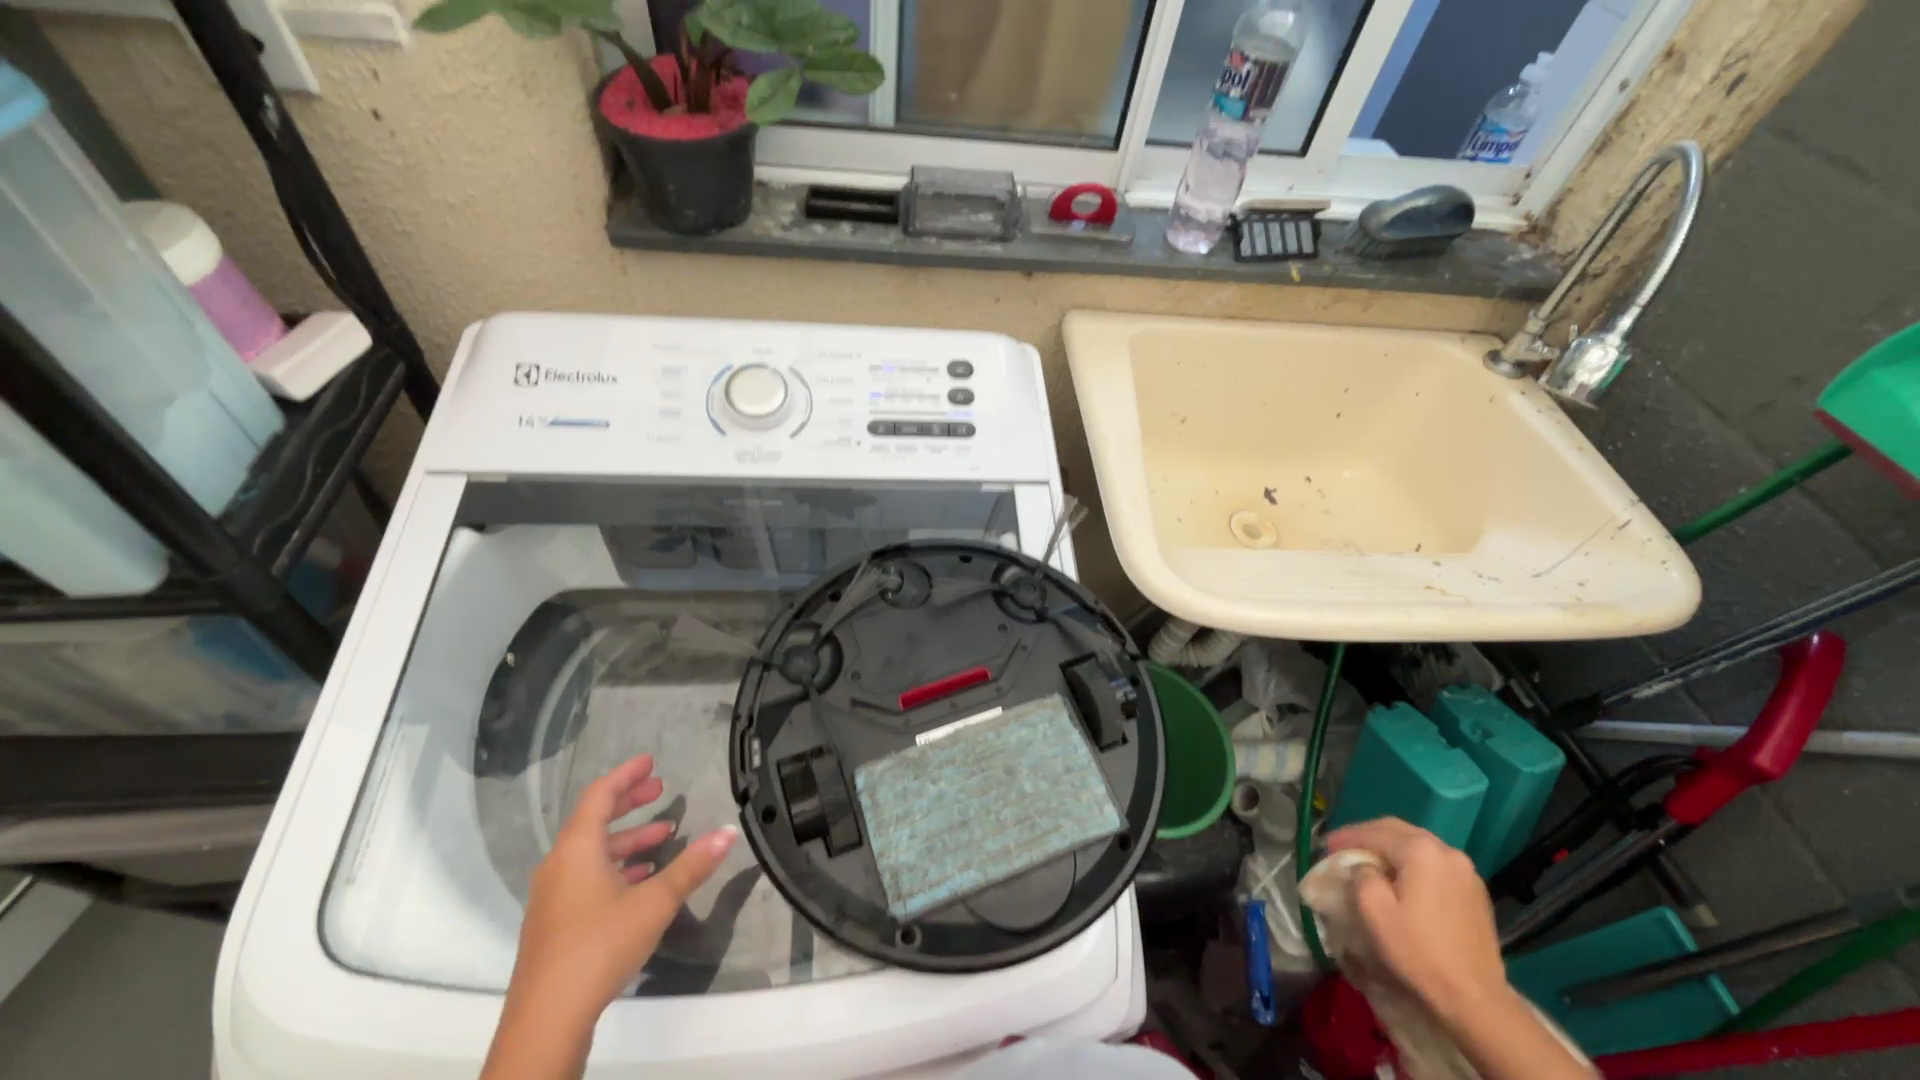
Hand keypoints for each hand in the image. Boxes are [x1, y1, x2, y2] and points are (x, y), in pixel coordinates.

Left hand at [502, 753, 737, 1016]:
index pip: (600, 796)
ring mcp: (554, 894)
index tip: (651, 761)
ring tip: (663, 837)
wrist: (547, 1015)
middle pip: (594, 820)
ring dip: (627, 840)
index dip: (627, 776)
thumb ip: (691, 867)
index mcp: (577, 849)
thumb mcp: (654, 903)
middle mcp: (559, 864)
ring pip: (592, 852)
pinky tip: (640, 881)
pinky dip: (615, 867)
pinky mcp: (555, 921)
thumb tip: (728, 833)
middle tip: (661, 790)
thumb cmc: (599, 945)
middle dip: (629, 804)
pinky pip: (587, 876)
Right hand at [1323, 817, 1505, 1020]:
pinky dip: (1414, 864)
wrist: (1473, 995)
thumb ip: (1361, 876)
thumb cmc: (1417, 950)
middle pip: (1400, 831)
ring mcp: (1467, 871)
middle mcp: (1447, 851)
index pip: (1375, 832)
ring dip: (1393, 849)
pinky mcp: (1476, 892)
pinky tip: (1403, 881)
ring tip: (1371, 863)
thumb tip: (1365, 868)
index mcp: (1421, 851)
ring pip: (1420, 846)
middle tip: (1345, 848)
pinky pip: (1437, 865)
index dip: (1347, 836)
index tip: (1326, 846)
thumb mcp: (1374, 911)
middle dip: (1369, 836)